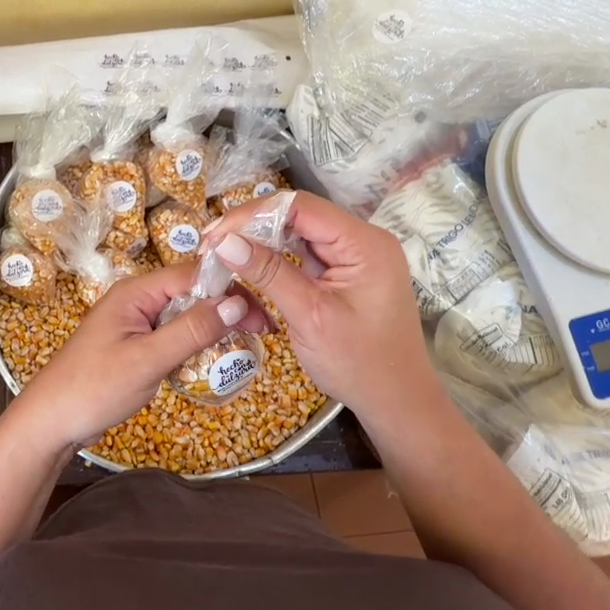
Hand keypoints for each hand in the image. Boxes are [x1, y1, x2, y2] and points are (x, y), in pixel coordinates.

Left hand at [7, 263, 253, 449]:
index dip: (232, 291)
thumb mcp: (147, 360)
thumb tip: (236, 304)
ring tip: (249, 344)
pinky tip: (213, 359)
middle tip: (264, 334)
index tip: (264, 316)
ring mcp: (134, 322)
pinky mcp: (134, 344)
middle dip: (227, 308)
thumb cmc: (93, 388)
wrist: (50, 421)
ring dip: (212, 327)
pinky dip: (193, 344)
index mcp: (136, 292)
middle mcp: (136, 299)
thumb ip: (191, 331)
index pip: (194, 275)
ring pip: (184, 315)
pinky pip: (172, 335)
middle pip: (191, 292)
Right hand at [203, 191, 435, 417]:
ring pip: (299, 233)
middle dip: (252, 228)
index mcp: (364, 243)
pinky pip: (306, 253)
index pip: (300, 207)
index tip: (215, 235)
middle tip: (211, 246)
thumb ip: (268, 273)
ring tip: (223, 254)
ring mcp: (356, 256)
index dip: (253, 214)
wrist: (397, 403)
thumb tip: (224, 241)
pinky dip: (277, 259)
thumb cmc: (359, 364)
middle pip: (298, 216)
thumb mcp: (308, 316)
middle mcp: (363, 240)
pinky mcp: (346, 272)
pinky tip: (250, 266)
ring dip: (261, 243)